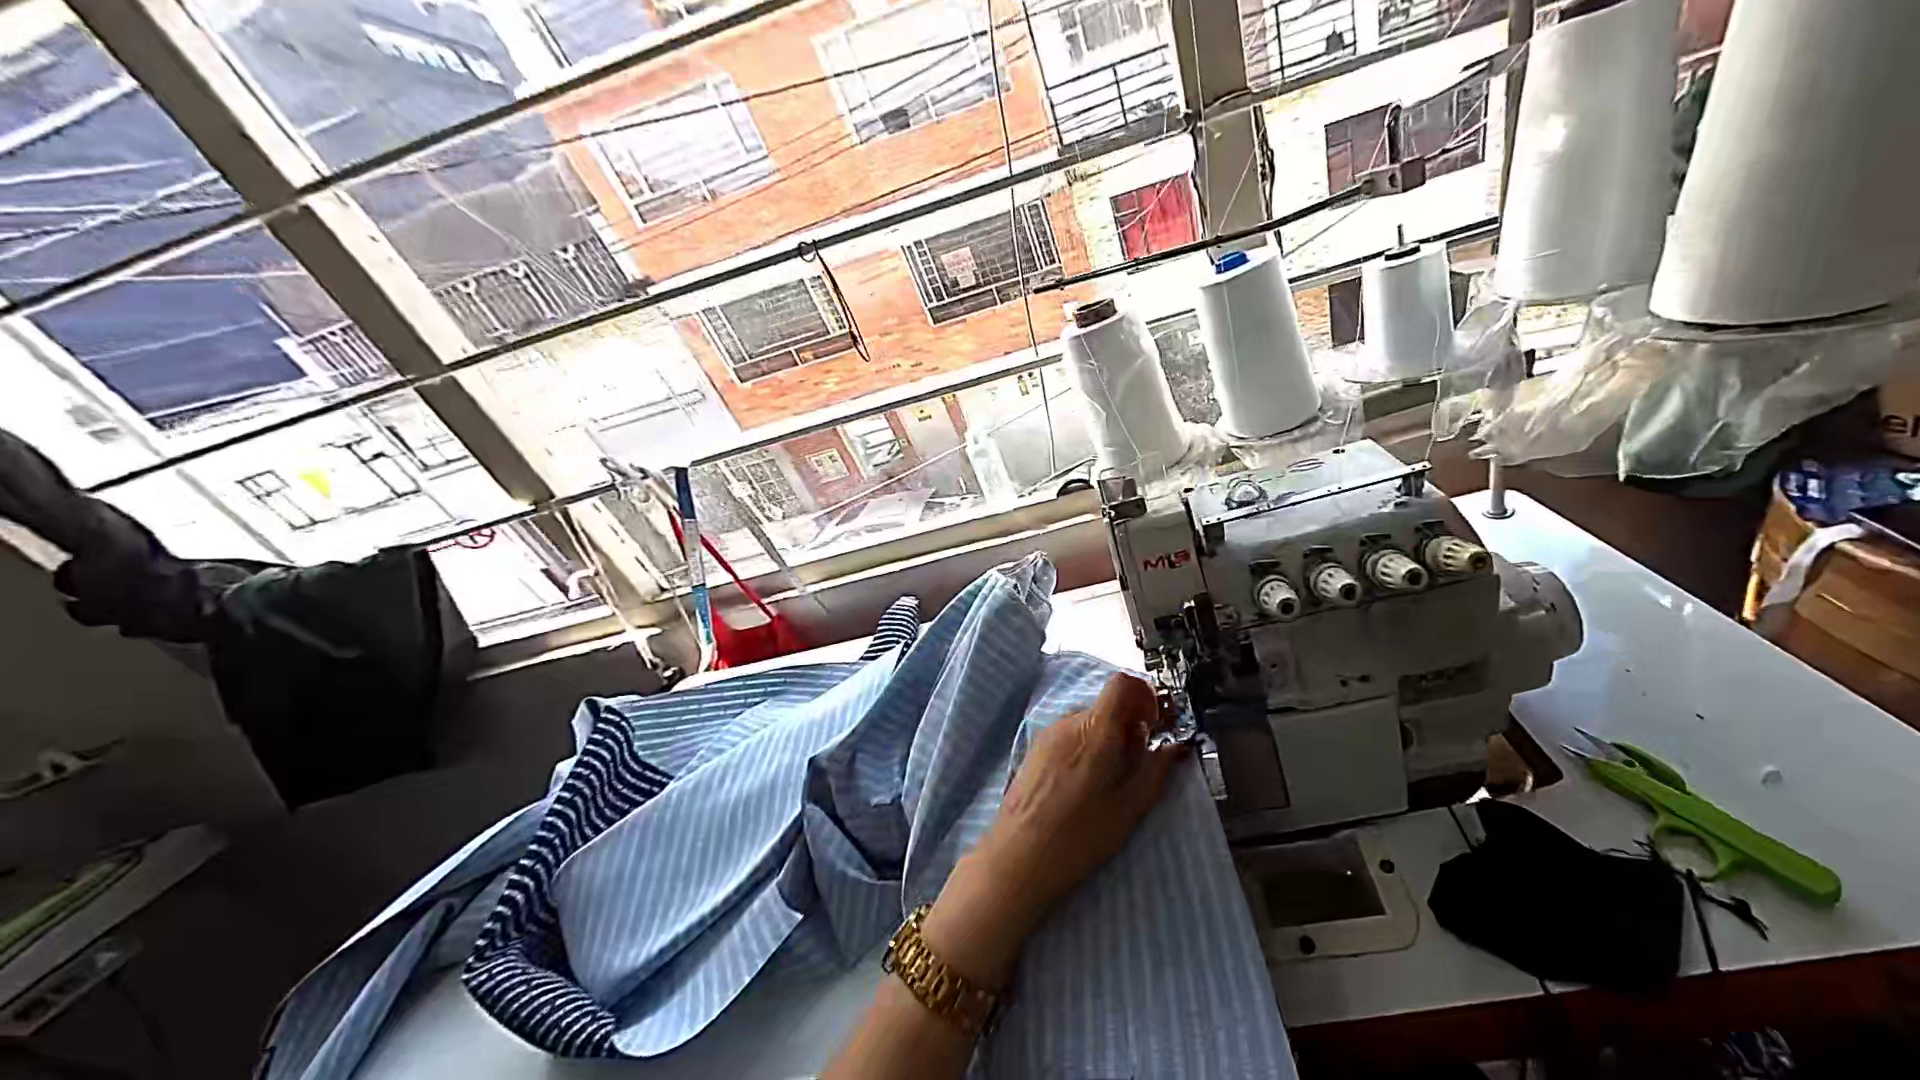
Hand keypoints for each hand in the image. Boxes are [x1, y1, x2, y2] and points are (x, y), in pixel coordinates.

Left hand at [921, 673, 1183, 987]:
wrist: (1019, 855)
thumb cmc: (1078, 837)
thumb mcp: (1129, 808)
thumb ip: (1155, 770)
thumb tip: (1173, 747)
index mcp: (1096, 730)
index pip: (1123, 683)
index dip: (1145, 696)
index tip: (1154, 725)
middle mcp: (1070, 722)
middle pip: (1108, 704)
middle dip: (1130, 725)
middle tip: (1138, 761)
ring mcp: (1049, 733)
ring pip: (1090, 720)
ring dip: (1108, 737)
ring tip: (1111, 779)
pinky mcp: (1037, 747)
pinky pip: (1071, 733)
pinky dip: (1087, 746)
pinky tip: (1086, 783)